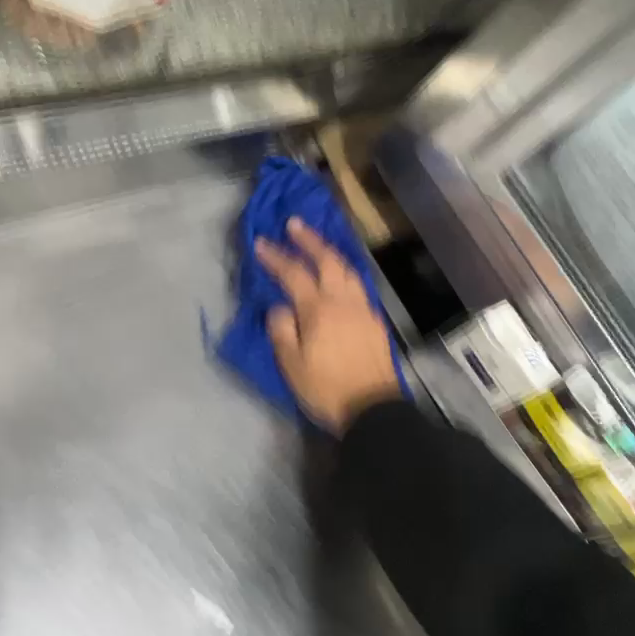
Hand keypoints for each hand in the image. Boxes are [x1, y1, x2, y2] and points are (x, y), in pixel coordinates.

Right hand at [254, 218, 401, 434]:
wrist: (373, 410)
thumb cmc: (326, 389)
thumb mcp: (291, 364)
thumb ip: (282, 330)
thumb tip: (280, 307)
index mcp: (319, 310)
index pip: (293, 274)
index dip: (276, 257)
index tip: (260, 243)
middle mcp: (343, 301)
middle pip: (327, 260)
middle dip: (309, 240)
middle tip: (294, 224)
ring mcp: (363, 309)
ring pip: (347, 270)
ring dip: (330, 252)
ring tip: (317, 244)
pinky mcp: (374, 321)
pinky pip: (357, 285)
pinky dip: (344, 271)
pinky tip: (338, 274)